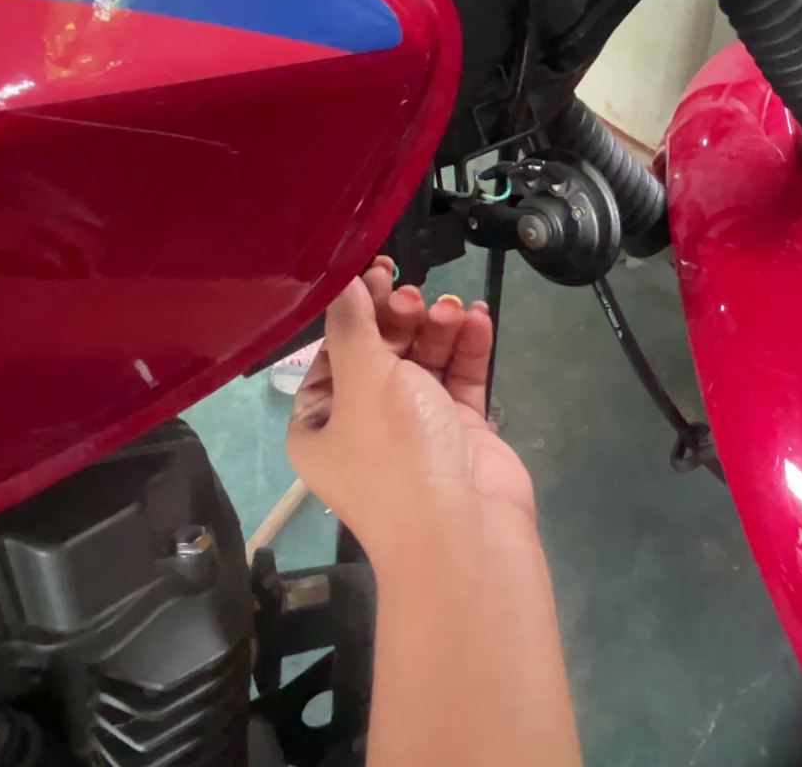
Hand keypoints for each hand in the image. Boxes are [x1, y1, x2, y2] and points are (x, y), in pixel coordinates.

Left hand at [287, 260, 535, 559]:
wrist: (462, 529)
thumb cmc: (396, 451)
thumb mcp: (363, 379)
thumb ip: (354, 325)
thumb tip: (341, 281)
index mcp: (322, 421)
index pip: (334, 351)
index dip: (356, 311)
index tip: (379, 273)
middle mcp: (366, 423)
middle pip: (382, 352)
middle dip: (401, 318)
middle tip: (415, 296)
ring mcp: (417, 427)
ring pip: (425, 362)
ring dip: (439, 329)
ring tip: (454, 309)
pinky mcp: (460, 431)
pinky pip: (461, 379)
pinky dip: (468, 348)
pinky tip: (479, 319)